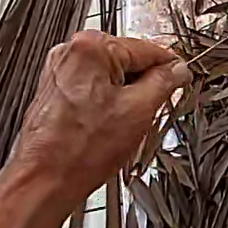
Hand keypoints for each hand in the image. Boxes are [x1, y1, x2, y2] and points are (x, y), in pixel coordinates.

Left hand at [3, 30, 189, 218]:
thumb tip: (177, 70)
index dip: (170, 67)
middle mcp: (71, 52)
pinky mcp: (57, 90)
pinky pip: (94, 88)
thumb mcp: (139, 110)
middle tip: (153, 110)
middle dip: (144, 84)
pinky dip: (108, 103)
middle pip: (128, 60)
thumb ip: (164, 82)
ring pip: (111, 76)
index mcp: (92, 46)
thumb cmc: (79, 150)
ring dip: (127, 96)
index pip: (147, 49)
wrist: (45, 180)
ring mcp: (61, 71)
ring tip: (125, 124)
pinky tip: (108, 126)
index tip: (182, 78)